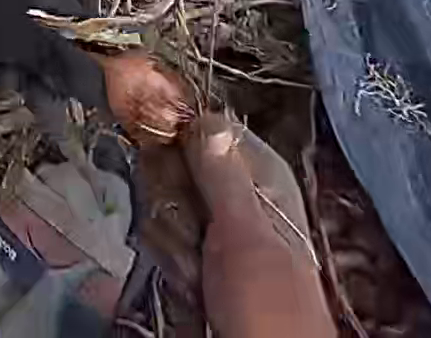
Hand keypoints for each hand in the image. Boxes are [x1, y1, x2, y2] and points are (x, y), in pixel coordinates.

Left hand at [0, 0, 105, 107]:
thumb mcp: (12, 41)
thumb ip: (59, 62)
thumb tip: (107, 88)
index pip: (80, 15)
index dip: (81, 58)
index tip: (72, 96)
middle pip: (49, 21)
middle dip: (44, 65)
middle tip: (37, 106)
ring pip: (19, 23)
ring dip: (18, 60)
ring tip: (0, 85)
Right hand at [182, 113, 335, 337]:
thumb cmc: (270, 314)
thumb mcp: (248, 239)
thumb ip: (224, 177)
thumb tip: (208, 117)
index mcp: (261, 181)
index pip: (207, 128)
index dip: (182, 139)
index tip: (168, 154)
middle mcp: (235, 196)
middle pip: (177, 164)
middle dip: (172, 197)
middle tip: (194, 234)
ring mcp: (214, 228)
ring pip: (164, 199)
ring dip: (171, 236)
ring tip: (196, 273)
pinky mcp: (194, 256)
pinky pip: (161, 233)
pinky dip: (167, 257)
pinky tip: (187, 284)